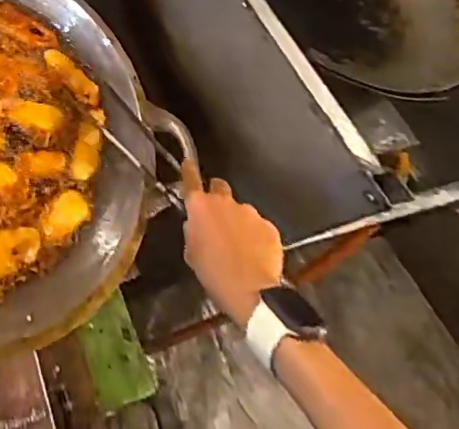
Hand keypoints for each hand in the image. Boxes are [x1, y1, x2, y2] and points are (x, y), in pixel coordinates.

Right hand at [181, 162, 282, 325]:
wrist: (252, 294)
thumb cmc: (214, 273)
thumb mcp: (191, 252)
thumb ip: (193, 230)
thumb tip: (197, 223)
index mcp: (200, 206)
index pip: (190, 177)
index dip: (188, 170)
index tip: (188, 163)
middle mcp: (224, 201)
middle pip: (219, 186)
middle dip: (217, 195)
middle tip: (218, 216)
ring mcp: (249, 212)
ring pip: (241, 210)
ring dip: (239, 221)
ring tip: (241, 245)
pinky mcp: (269, 227)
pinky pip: (259, 226)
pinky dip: (256, 235)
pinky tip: (256, 254)